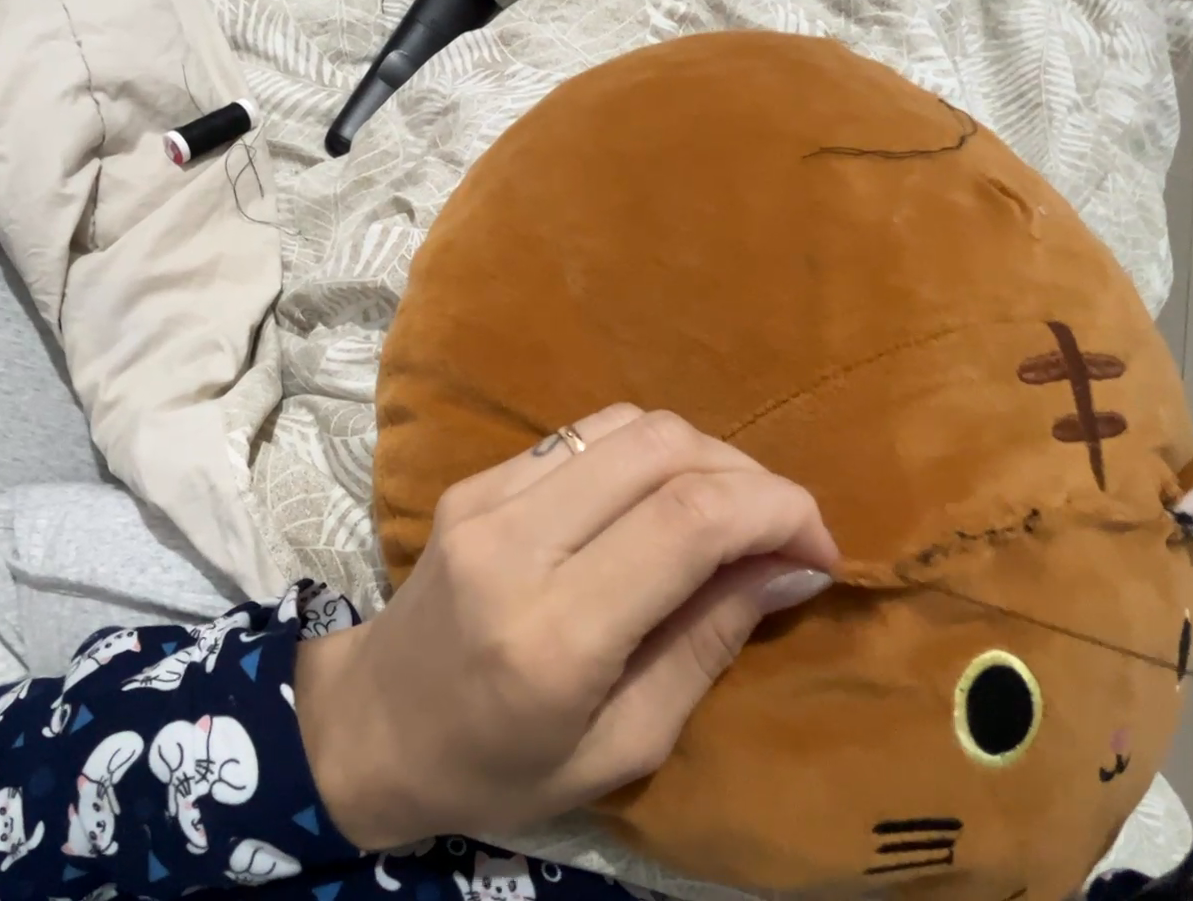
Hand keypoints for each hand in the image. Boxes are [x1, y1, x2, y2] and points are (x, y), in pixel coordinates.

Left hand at [294, 405, 838, 850]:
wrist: (373, 722)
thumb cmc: (497, 766)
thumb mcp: (622, 745)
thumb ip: (705, 644)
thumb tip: (788, 565)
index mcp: (554, 632)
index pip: (687, 521)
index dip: (777, 511)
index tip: (818, 550)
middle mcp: (514, 543)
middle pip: (661, 448)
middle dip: (747, 475)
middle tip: (777, 533)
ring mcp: (484, 498)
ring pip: (624, 425)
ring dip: (697, 457)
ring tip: (723, 516)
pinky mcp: (472, 482)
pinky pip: (579, 437)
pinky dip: (640, 457)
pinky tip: (650, 505)